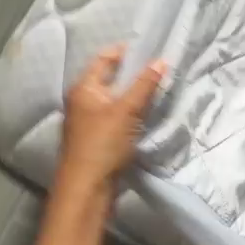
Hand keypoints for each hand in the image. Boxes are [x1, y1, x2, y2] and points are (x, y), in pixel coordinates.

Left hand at [57, 45, 167, 196]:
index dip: (128, 51)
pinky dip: (131, 112)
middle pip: (111, 77)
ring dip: (135, 94)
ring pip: (116, 98)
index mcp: (83, 88)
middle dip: (135, 73)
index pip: (106, 57)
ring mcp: (88, 121)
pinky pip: (117, 115)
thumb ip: (145, 83)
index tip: (152, 50)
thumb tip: (162, 59)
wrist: (86, 193)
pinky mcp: (97, 138)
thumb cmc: (102, 145)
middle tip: (160, 69)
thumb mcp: (127, 110)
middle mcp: (82, 101)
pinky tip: (147, 113)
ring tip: (158, 89)